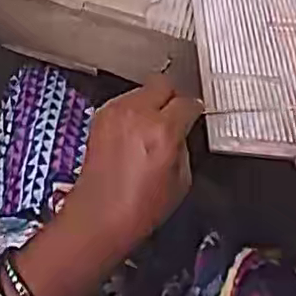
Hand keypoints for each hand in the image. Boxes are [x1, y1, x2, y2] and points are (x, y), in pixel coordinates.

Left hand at [58, 77, 203, 254]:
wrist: (100, 212)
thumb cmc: (139, 205)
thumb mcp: (181, 180)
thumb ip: (184, 145)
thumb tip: (182, 130)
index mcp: (162, 130)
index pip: (187, 102)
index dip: (194, 109)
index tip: (195, 114)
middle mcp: (136, 113)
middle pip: (163, 83)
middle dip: (172, 97)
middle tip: (175, 113)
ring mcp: (115, 112)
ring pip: (142, 89)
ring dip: (151, 102)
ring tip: (152, 127)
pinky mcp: (100, 115)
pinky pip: (124, 101)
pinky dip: (132, 110)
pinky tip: (134, 132)